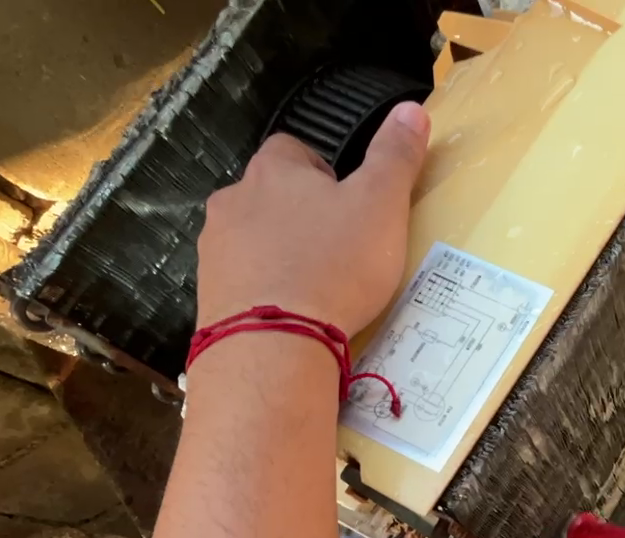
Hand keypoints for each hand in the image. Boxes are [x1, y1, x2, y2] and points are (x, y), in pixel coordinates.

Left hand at [196, 103, 430, 334]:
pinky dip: (267, 292)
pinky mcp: (211, 291)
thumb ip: (395, 158)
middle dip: (302, 219)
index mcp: (276, 170)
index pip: (296, 152)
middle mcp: (235, 198)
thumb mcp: (382, 207)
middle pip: (271, 197)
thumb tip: (413, 110)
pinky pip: (243, 281)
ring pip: (254, 240)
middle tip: (340, 253)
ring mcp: (217, 246)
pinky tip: (294, 315)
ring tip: (317, 289)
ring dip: (281, 256)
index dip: (326, 176)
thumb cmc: (337, 267)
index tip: (351, 208)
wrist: (277, 339)